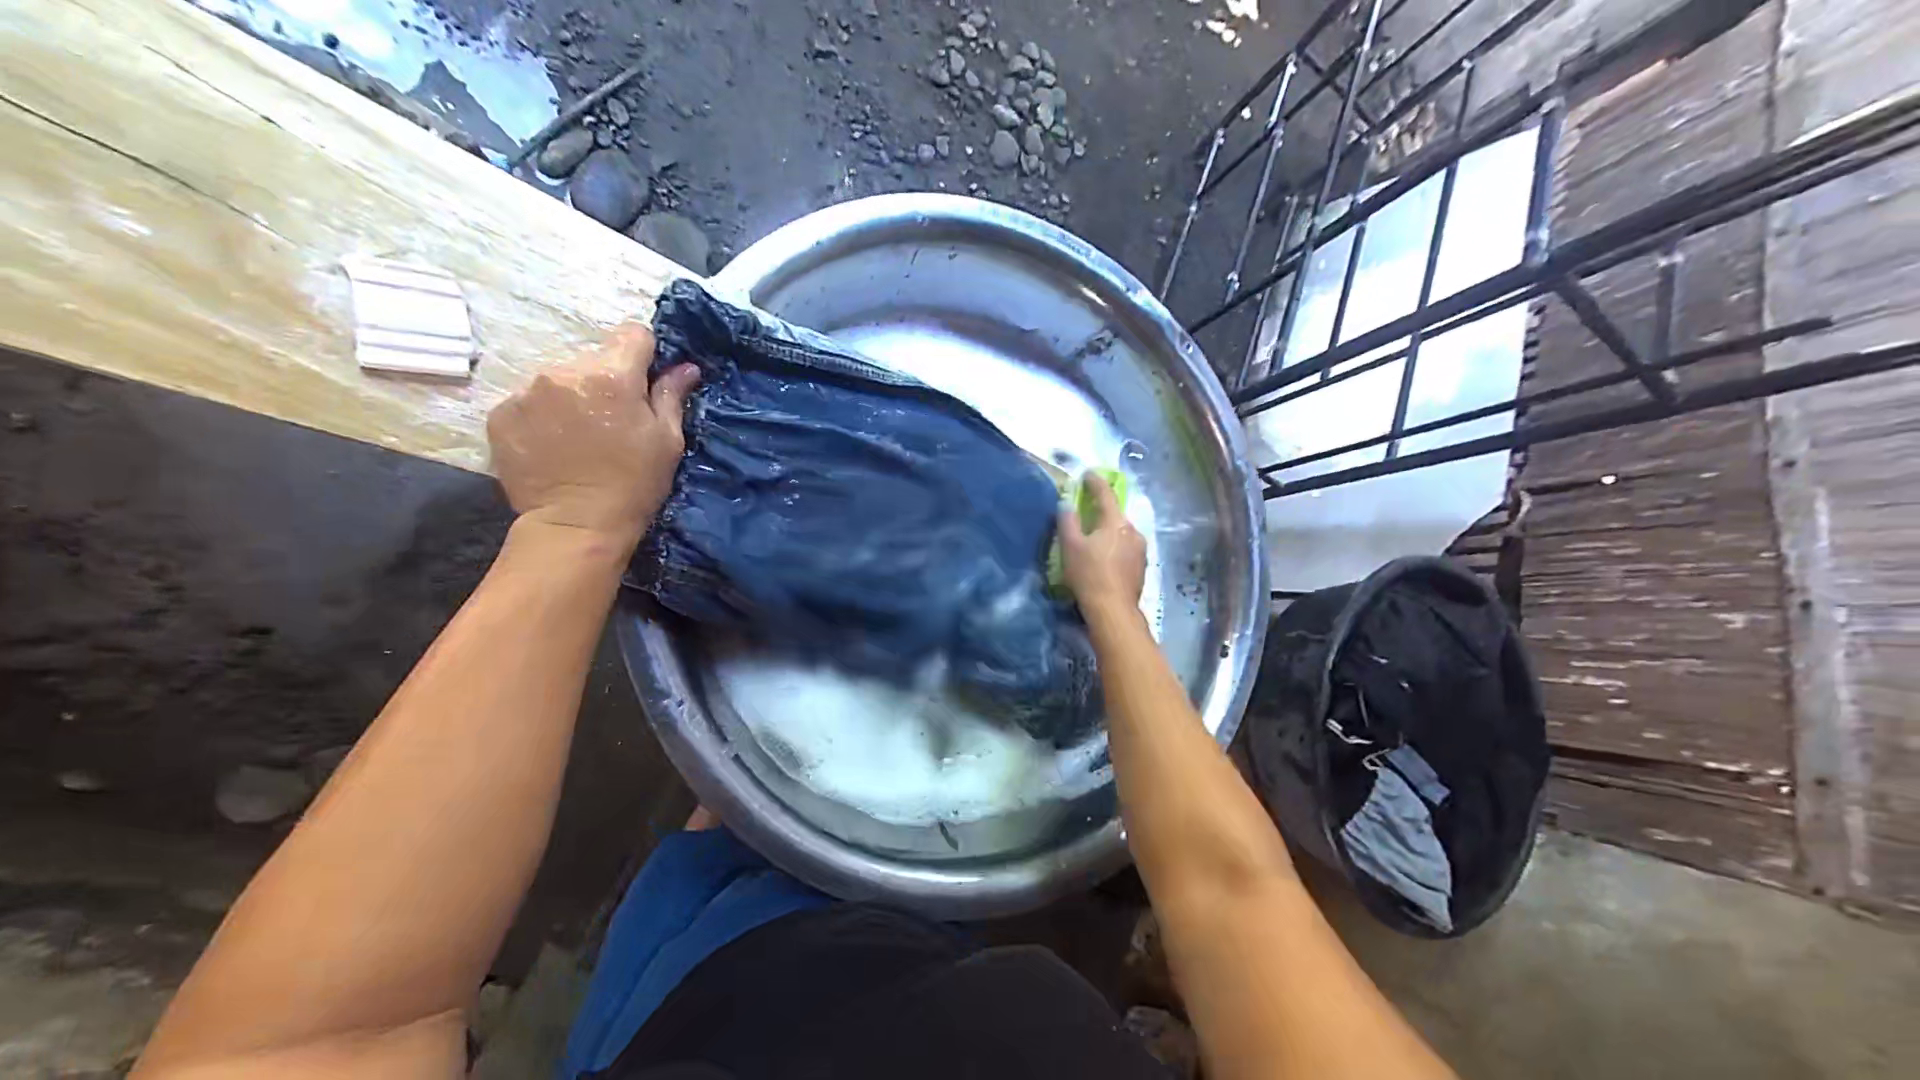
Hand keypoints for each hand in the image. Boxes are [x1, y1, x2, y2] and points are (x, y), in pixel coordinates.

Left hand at [486, 323, 699, 546]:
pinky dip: (543, 416)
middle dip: (605, 380)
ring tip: (579, 435)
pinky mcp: (501, 414)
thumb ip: (671, 395)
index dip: (644, 353)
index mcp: (612, 375)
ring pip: (559, 379)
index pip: (632, 334)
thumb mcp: (667, 441)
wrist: (576, 525)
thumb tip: (685, 367)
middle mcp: (564, 371)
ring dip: (572, 397)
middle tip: (612, 420)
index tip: (645, 380)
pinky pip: (529, 401)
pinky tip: (554, 444)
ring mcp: (527, 392)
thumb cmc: (634, 484)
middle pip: (593, 359)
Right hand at [1057, 471, 1146, 619]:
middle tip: (1086, 511)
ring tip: (1094, 539)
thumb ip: (1068, 521)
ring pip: (1121, 532)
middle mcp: (1133, 531)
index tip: (1087, 474)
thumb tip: (1066, 503)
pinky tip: (1104, 558)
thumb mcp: (1070, 546)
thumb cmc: (1089, 574)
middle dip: (1101, 510)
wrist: (1113, 609)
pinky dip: (1114, 547)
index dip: (1095, 482)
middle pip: (1115, 514)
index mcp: (1115, 522)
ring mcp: (1140, 549)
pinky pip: (1126, 548)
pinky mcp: (1141, 567)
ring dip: (1108, 531)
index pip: (1105, 494)